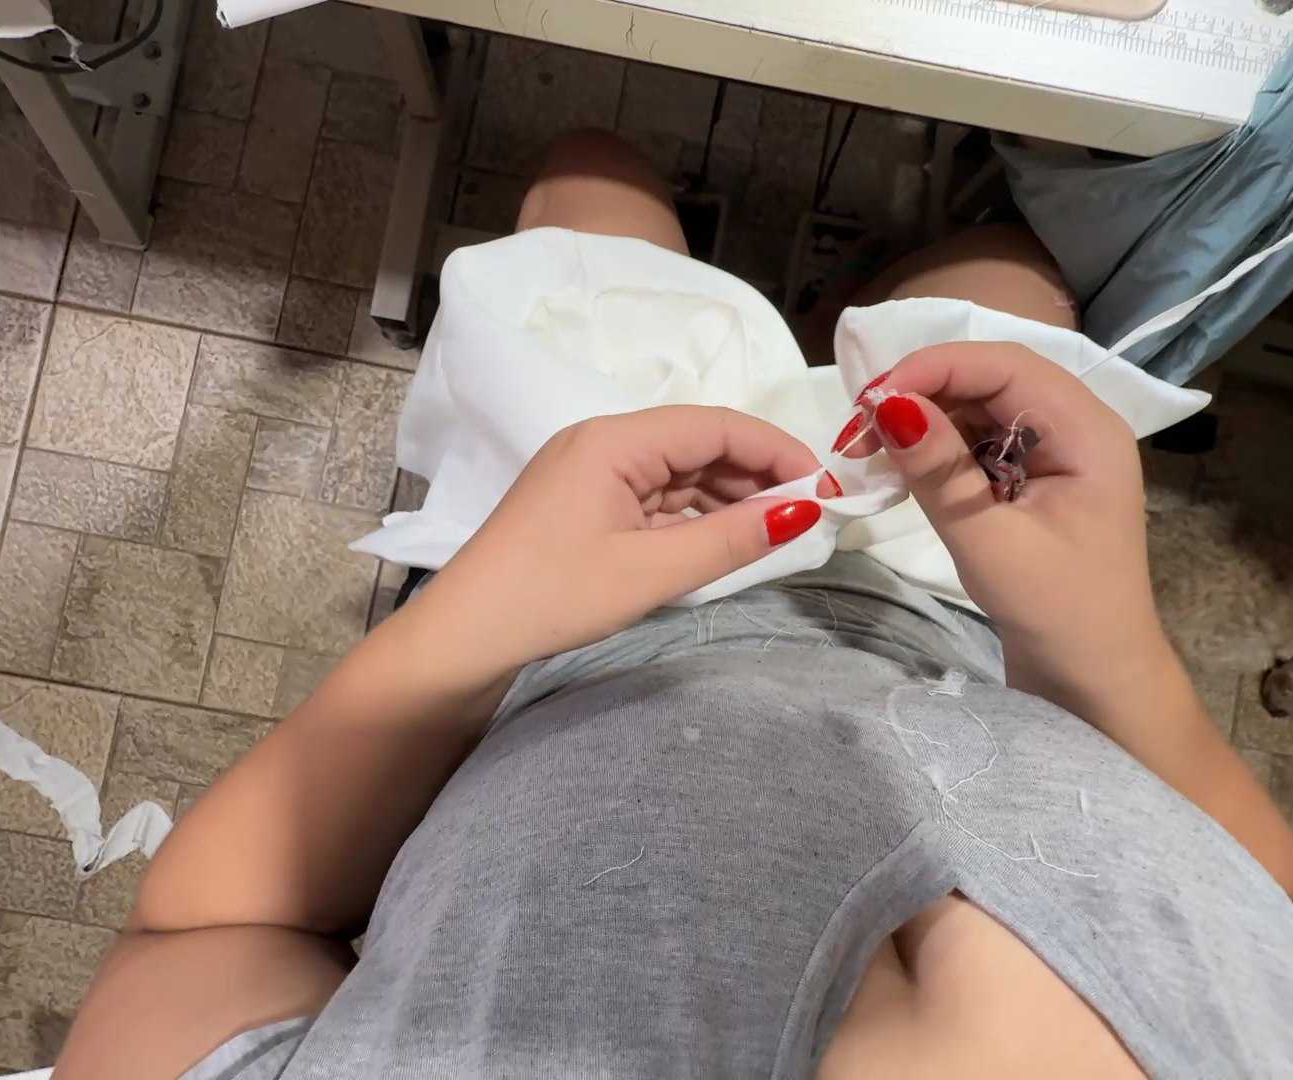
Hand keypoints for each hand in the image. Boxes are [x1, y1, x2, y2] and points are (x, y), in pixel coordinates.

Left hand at [398, 406, 828, 679]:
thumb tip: (803, 513)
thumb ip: (729, 539)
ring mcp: (591, 472)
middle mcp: (603, 442)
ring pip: (677, 472)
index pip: (715, 425)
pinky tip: (722, 537)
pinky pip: (653, 497)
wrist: (466, 635)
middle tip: (808, 514)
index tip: (825, 487)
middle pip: (697, 444)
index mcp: (614, 440)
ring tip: (775, 529)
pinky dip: (690, 515)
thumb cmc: (553, 597)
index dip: (776, 451)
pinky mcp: (585, 502)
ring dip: (725, 497)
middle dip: (755, 475)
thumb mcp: (650, 572)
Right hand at [841, 343, 1171, 705]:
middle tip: (857, 428)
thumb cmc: (1056, 611)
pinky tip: (896, 466)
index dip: (935, 368)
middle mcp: (1071, 427)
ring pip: (973, 410)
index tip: (870, 398)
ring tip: (867, 450)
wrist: (1090, 675)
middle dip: (918, 393)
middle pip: (987, 381)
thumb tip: (887, 406)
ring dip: (918, 421)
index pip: (1006, 367)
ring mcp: (1048, 453)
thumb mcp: (990, 540)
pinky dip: (929, 448)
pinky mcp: (1024, 479)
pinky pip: (971, 442)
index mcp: (1086, 431)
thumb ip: (940, 470)